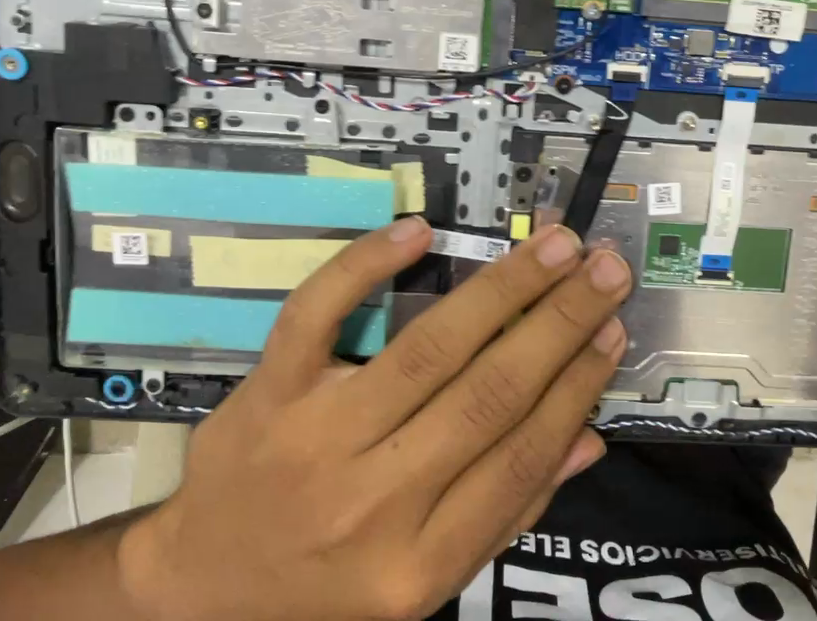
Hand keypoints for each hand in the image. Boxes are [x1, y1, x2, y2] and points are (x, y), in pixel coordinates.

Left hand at [115, 217, 632, 620]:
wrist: (203, 588)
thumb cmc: (326, 588)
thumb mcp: (423, 584)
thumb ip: (506, 514)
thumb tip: (587, 438)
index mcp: (420, 563)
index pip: (521, 459)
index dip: (575, 387)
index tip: (613, 332)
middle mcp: (375, 502)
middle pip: (486, 396)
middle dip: (558, 323)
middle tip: (605, 269)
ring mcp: (316, 438)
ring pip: (425, 350)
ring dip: (500, 291)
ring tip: (553, 246)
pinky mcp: (268, 393)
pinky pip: (318, 315)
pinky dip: (366, 265)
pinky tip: (419, 230)